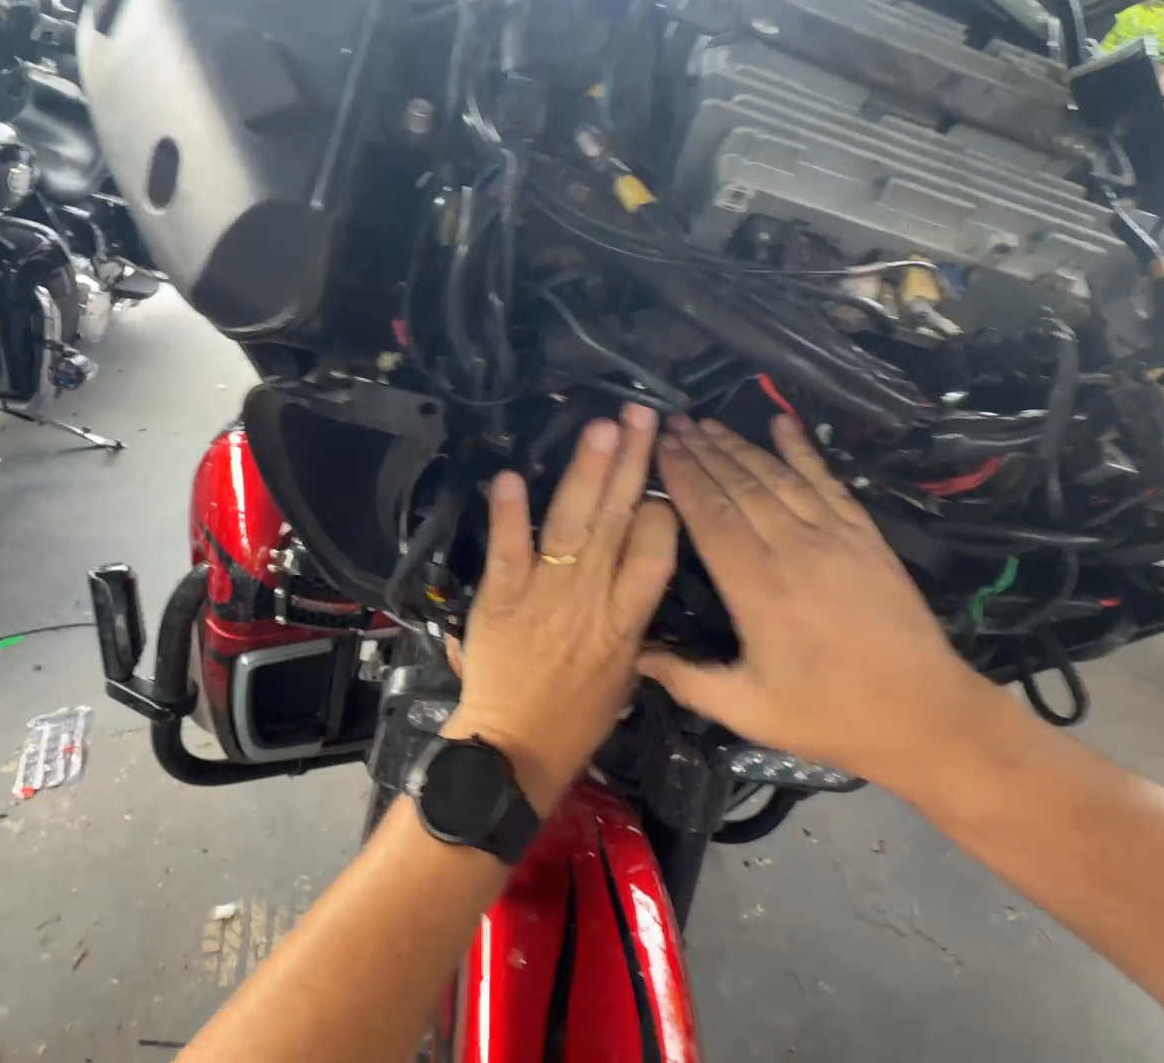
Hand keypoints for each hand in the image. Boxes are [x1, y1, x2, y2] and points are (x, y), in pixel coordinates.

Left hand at [447, 403, 679, 814]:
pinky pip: (509, 549)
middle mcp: (593, 597)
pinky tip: (510, 475)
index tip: (661, 477)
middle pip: (619, 519)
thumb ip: (633, 618)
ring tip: (601, 427)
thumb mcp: (626, 671)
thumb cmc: (577, 718)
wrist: (516, 748)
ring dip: (586, 471)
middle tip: (641, 415)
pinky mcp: (501, 598)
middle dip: (631, 462)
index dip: (662, 506)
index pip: (658, 548)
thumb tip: (639, 573)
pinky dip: (509, 513)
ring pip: (572, 523)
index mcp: (629, 619)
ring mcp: (546, 594)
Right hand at [639, 414, 1009, 794]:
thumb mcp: (748, 711)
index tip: (661, 448)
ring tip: (708, 423)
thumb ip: (688, 680)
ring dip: (740, 447)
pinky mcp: (865, 536)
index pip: (710, 516)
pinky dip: (803, 450)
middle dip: (702, 452)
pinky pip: (827, 481)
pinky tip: (783, 423)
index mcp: (757, 588)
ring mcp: (834, 537)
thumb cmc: (829, 715)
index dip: (683, 478)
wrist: (924, 714)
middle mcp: (793, 549)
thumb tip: (636, 653)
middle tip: (673, 424)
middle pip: (738, 487)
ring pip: (777, 478)